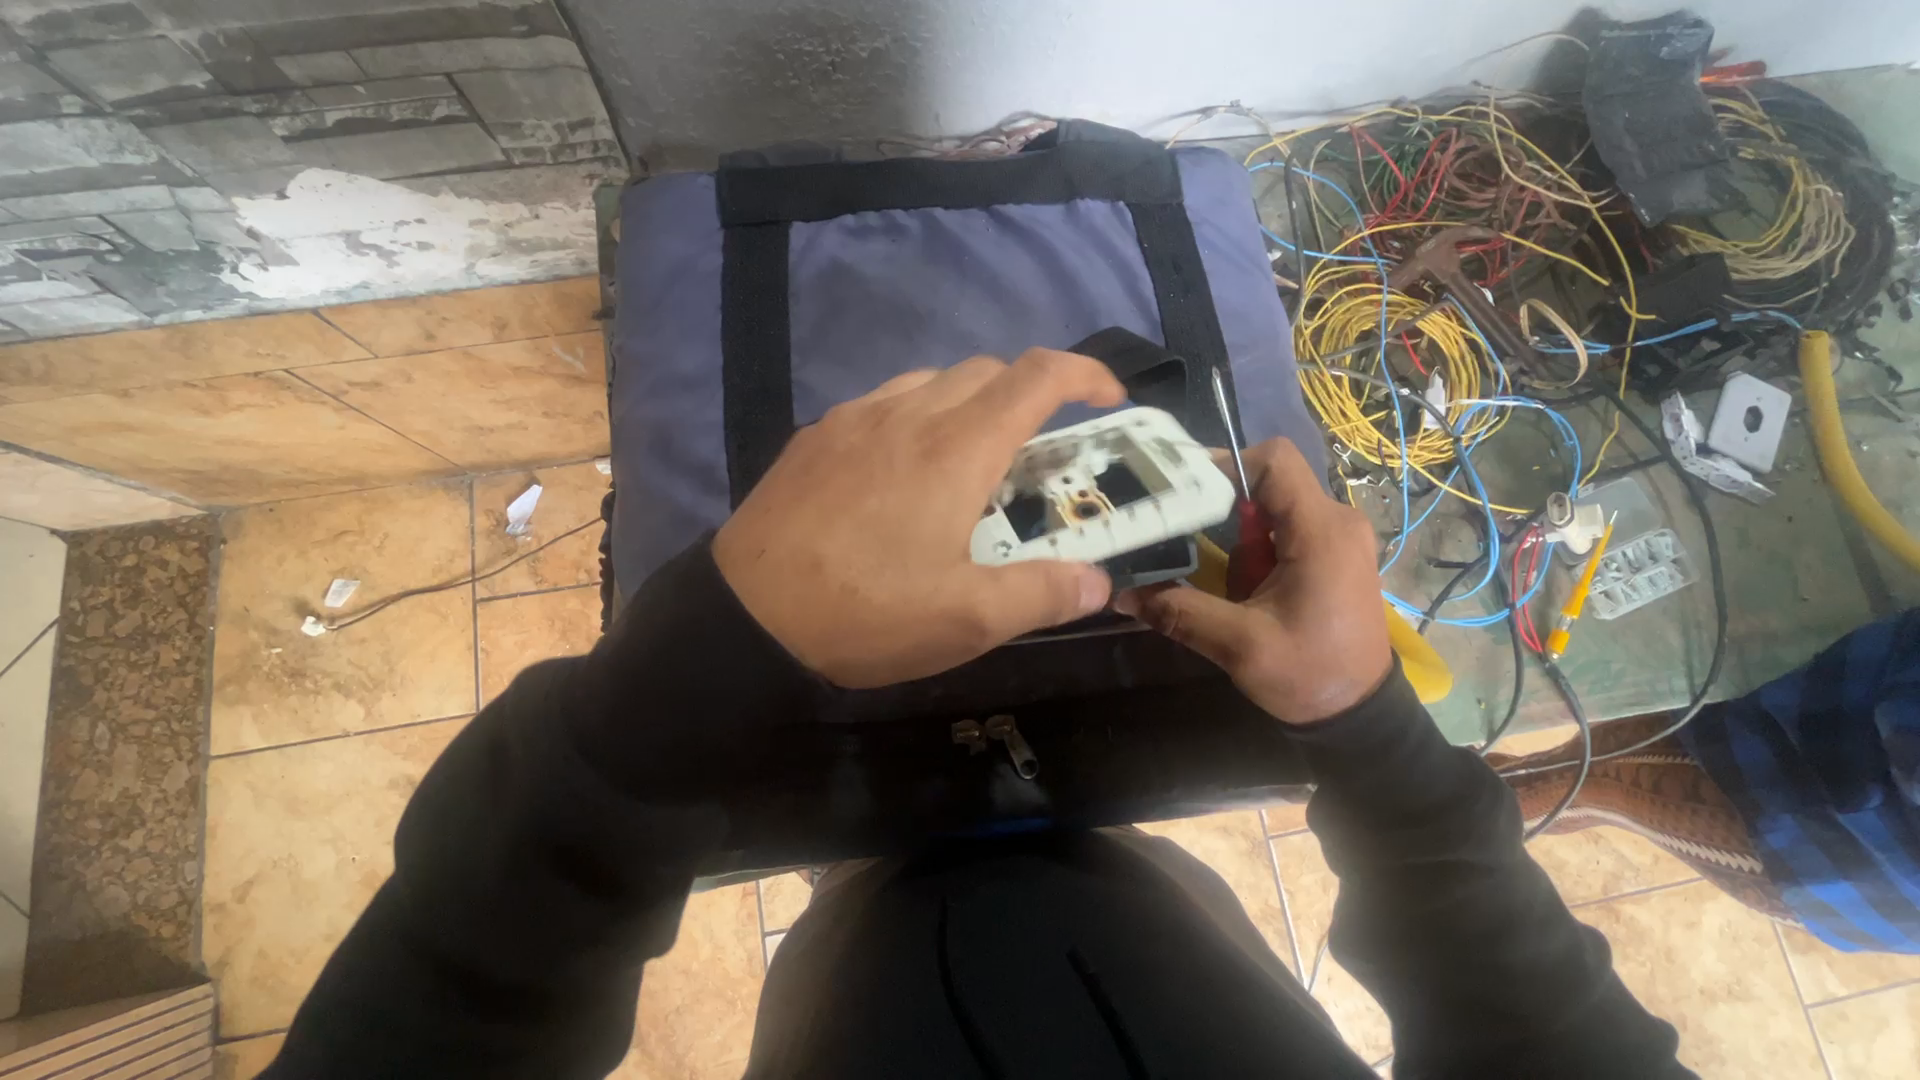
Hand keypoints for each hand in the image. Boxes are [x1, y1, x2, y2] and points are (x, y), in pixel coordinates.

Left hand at [712, 348, 1125, 687]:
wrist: (743, 619)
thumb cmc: (865, 615)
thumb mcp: (966, 620)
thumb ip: (1042, 593)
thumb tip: (1098, 581)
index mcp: (955, 448)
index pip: (1036, 375)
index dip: (1084, 373)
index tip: (1107, 399)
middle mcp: (906, 413)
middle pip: (985, 370)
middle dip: (1027, 396)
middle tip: (1034, 456)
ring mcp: (852, 418)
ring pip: (930, 382)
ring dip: (967, 405)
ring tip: (968, 464)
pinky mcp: (814, 437)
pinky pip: (881, 403)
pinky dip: (915, 418)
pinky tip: (899, 476)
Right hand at [1114, 437, 1391, 723]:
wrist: (1359, 714)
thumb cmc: (1310, 675)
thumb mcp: (1240, 645)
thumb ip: (1180, 610)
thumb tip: (1121, 592)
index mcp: (1322, 531)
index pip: (1273, 461)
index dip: (1224, 465)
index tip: (1184, 494)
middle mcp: (1336, 521)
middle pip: (1268, 482)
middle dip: (1221, 509)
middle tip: (1181, 536)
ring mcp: (1338, 538)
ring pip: (1272, 508)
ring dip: (1237, 537)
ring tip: (1216, 578)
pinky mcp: (1332, 556)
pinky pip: (1284, 530)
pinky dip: (1254, 549)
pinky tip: (1239, 586)